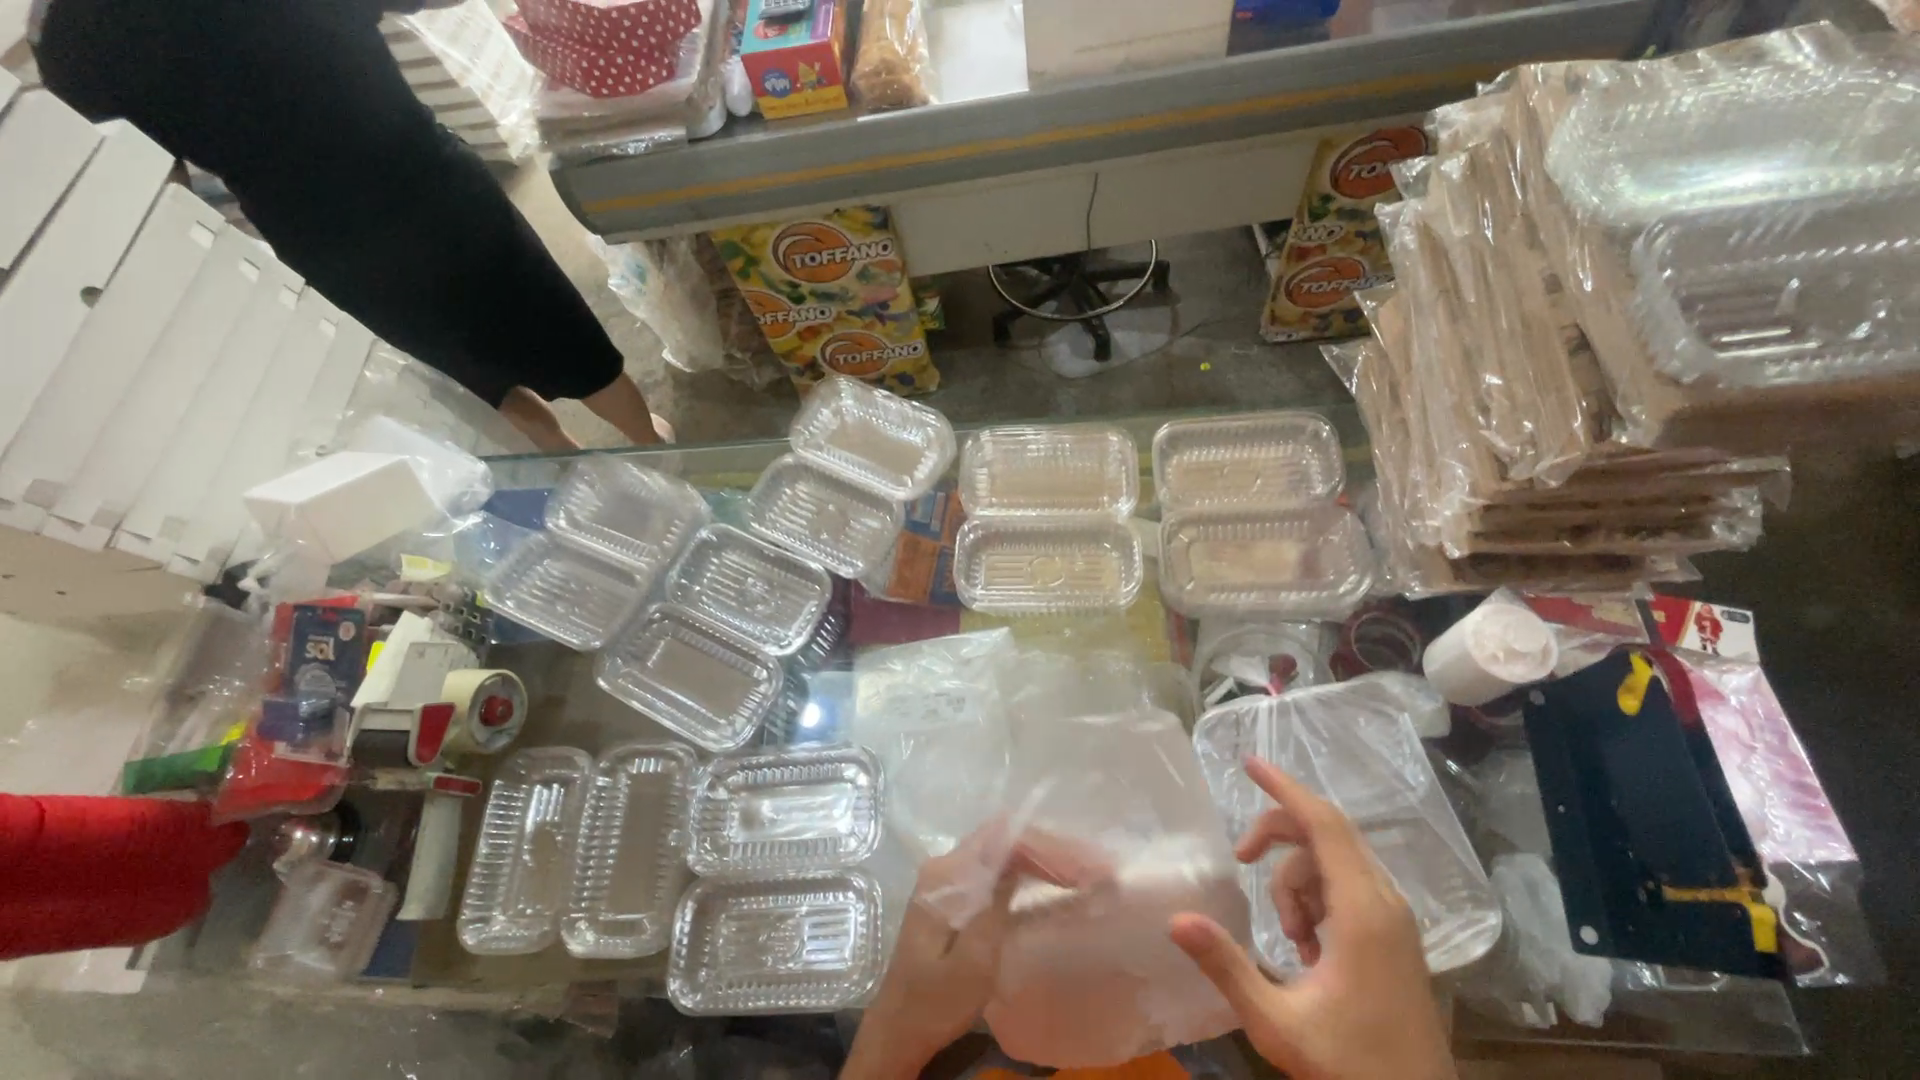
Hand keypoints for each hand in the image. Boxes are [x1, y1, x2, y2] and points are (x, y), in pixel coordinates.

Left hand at [844, 829, 1099, 1079]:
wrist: (900, 1027)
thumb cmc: (936, 1000)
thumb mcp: (974, 959)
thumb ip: (996, 904)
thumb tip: (1021, 860)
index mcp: (946, 875)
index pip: (1003, 840)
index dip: (1047, 848)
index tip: (1084, 868)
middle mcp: (945, 866)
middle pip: (1005, 840)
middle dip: (1051, 850)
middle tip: (1095, 869)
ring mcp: (948, 878)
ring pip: (1003, 852)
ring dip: (1043, 859)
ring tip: (1084, 872)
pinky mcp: (955, 894)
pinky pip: (997, 869)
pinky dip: (1028, 872)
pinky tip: (1053, 882)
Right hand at [1169, 758, 1455, 1079]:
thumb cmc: (1349, 1066)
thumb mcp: (1275, 1020)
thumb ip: (1225, 966)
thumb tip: (1175, 918)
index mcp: (1362, 912)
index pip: (1322, 823)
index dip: (1284, 787)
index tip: (1249, 763)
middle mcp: (1384, 901)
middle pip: (1326, 832)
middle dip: (1277, 834)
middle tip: (1240, 858)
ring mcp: (1395, 916)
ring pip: (1332, 860)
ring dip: (1296, 881)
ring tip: (1288, 938)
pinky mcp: (1395, 933)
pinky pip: (1347, 885)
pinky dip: (1317, 898)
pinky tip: (1306, 946)